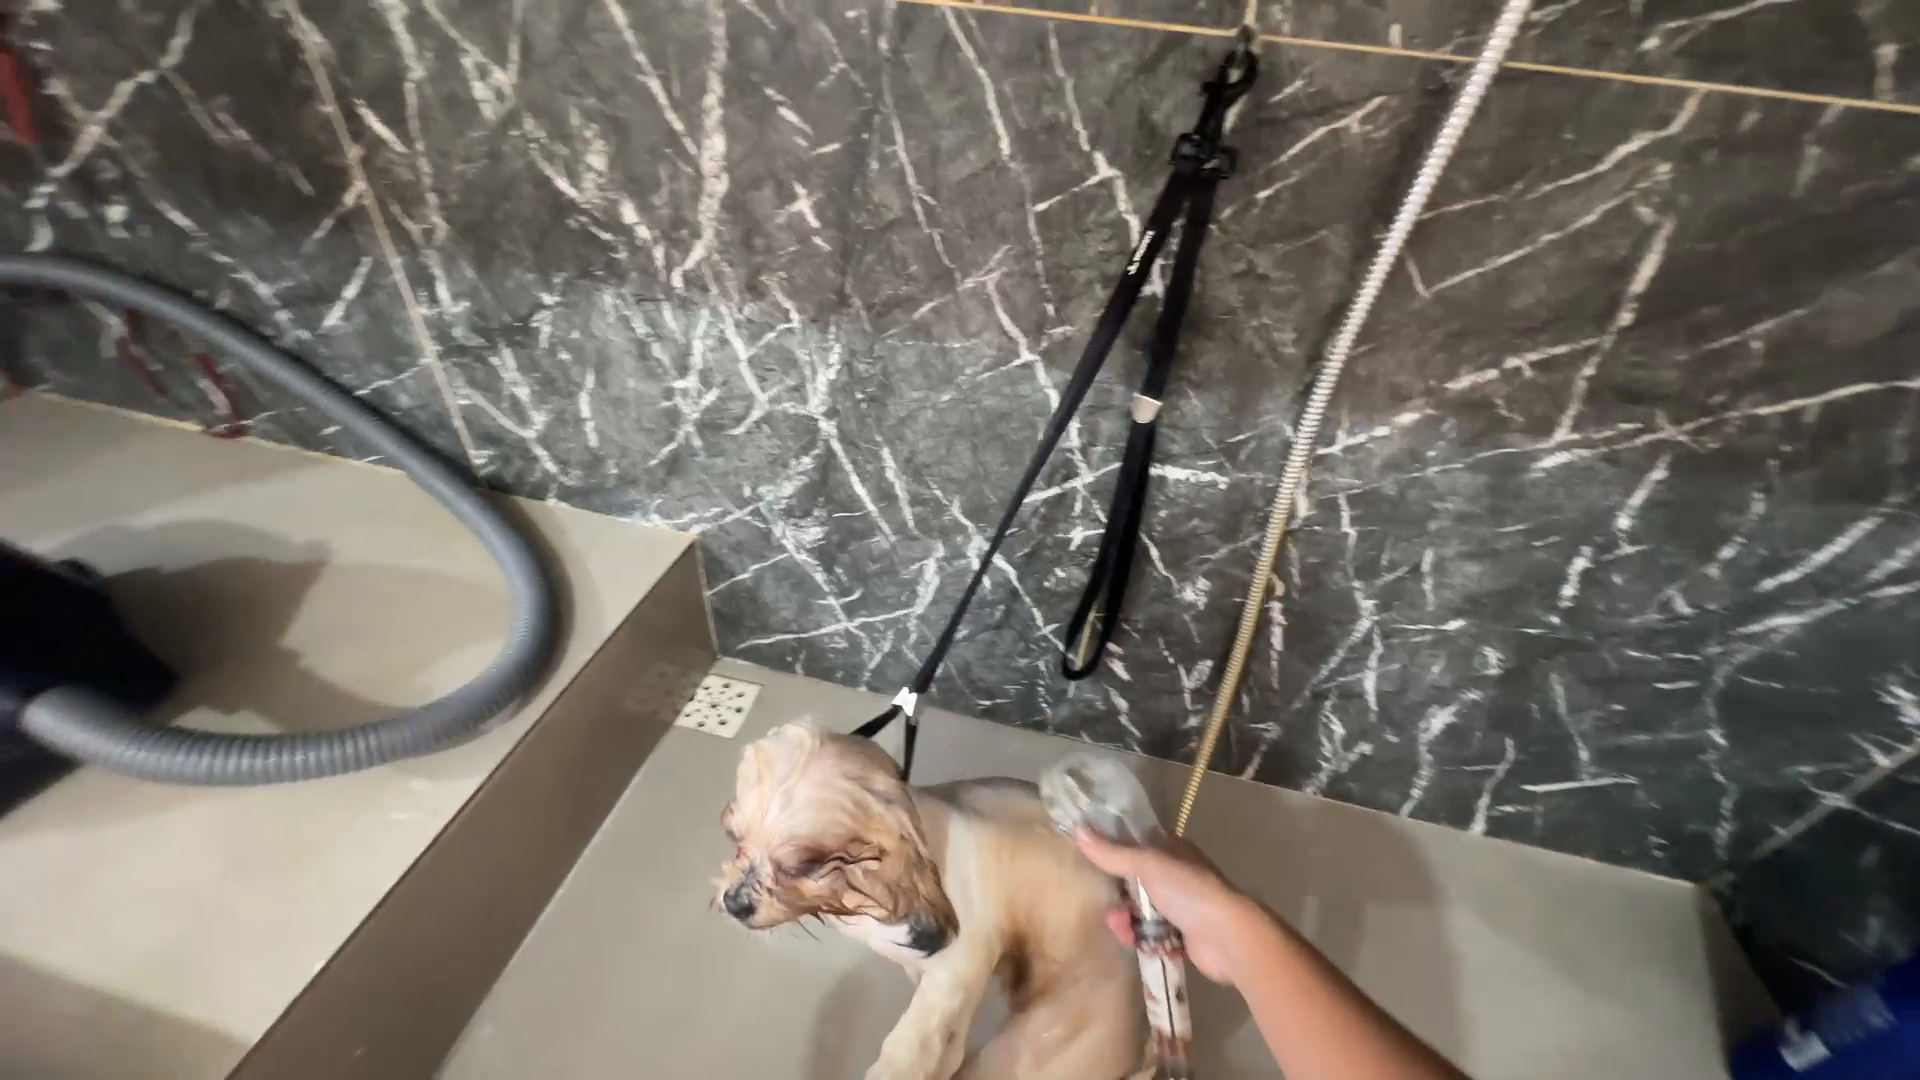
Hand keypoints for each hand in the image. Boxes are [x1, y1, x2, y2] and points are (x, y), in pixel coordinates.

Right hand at [1075, 829, 1270, 985]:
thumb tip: (1078, 829)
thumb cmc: (1188, 890)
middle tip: (1110, 908)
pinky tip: (1134, 943)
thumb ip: (1112, 852)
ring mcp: (1184, 907)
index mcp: (1174, 850)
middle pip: (1138, 882)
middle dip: (1120, 896)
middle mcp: (1179, 875)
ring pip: (1144, 911)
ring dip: (1128, 920)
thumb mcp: (1146, 864)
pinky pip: (1154, 935)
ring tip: (1122, 930)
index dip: (1116, 852)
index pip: (1139, 844)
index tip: (1095, 863)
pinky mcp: (1185, 936)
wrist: (1228, 938)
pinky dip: (1142, 939)